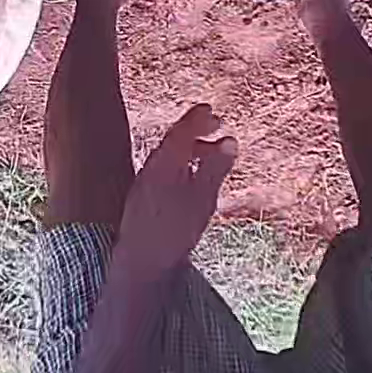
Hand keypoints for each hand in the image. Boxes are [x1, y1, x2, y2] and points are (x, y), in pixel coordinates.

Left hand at [112, 104, 237, 276]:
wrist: (141, 262)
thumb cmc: (175, 230)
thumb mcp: (203, 197)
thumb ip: (216, 167)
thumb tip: (230, 141)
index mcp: (165, 162)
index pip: (181, 131)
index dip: (197, 118)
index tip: (210, 109)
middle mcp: (151, 168)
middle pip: (174, 141)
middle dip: (196, 131)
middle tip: (216, 125)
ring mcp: (144, 183)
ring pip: (169, 156)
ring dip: (190, 149)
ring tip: (211, 154)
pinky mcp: (143, 198)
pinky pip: (165, 169)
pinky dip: (182, 163)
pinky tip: (193, 176)